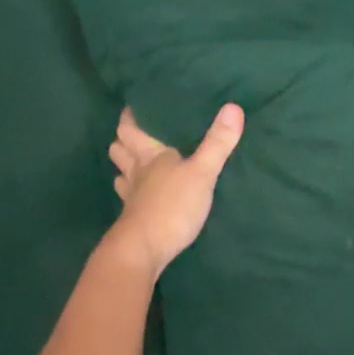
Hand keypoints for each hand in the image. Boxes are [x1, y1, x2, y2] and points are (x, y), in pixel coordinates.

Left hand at [105, 103, 243, 276]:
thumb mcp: (202, 172)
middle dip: (124, 138)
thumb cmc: (171, 206)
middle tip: (136, 129)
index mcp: (150, 156)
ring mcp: (132, 196)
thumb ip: (218, 143)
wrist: (142, 251)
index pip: (131, 129)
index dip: (131, 116)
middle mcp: (136, 172)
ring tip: (137, 158)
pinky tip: (142, 193)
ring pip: (121, 173)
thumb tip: (233, 106)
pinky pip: (129, 197)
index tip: (135, 104)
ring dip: (125, 164)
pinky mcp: (134, 218)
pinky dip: (132, 190)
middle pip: (120, 149)